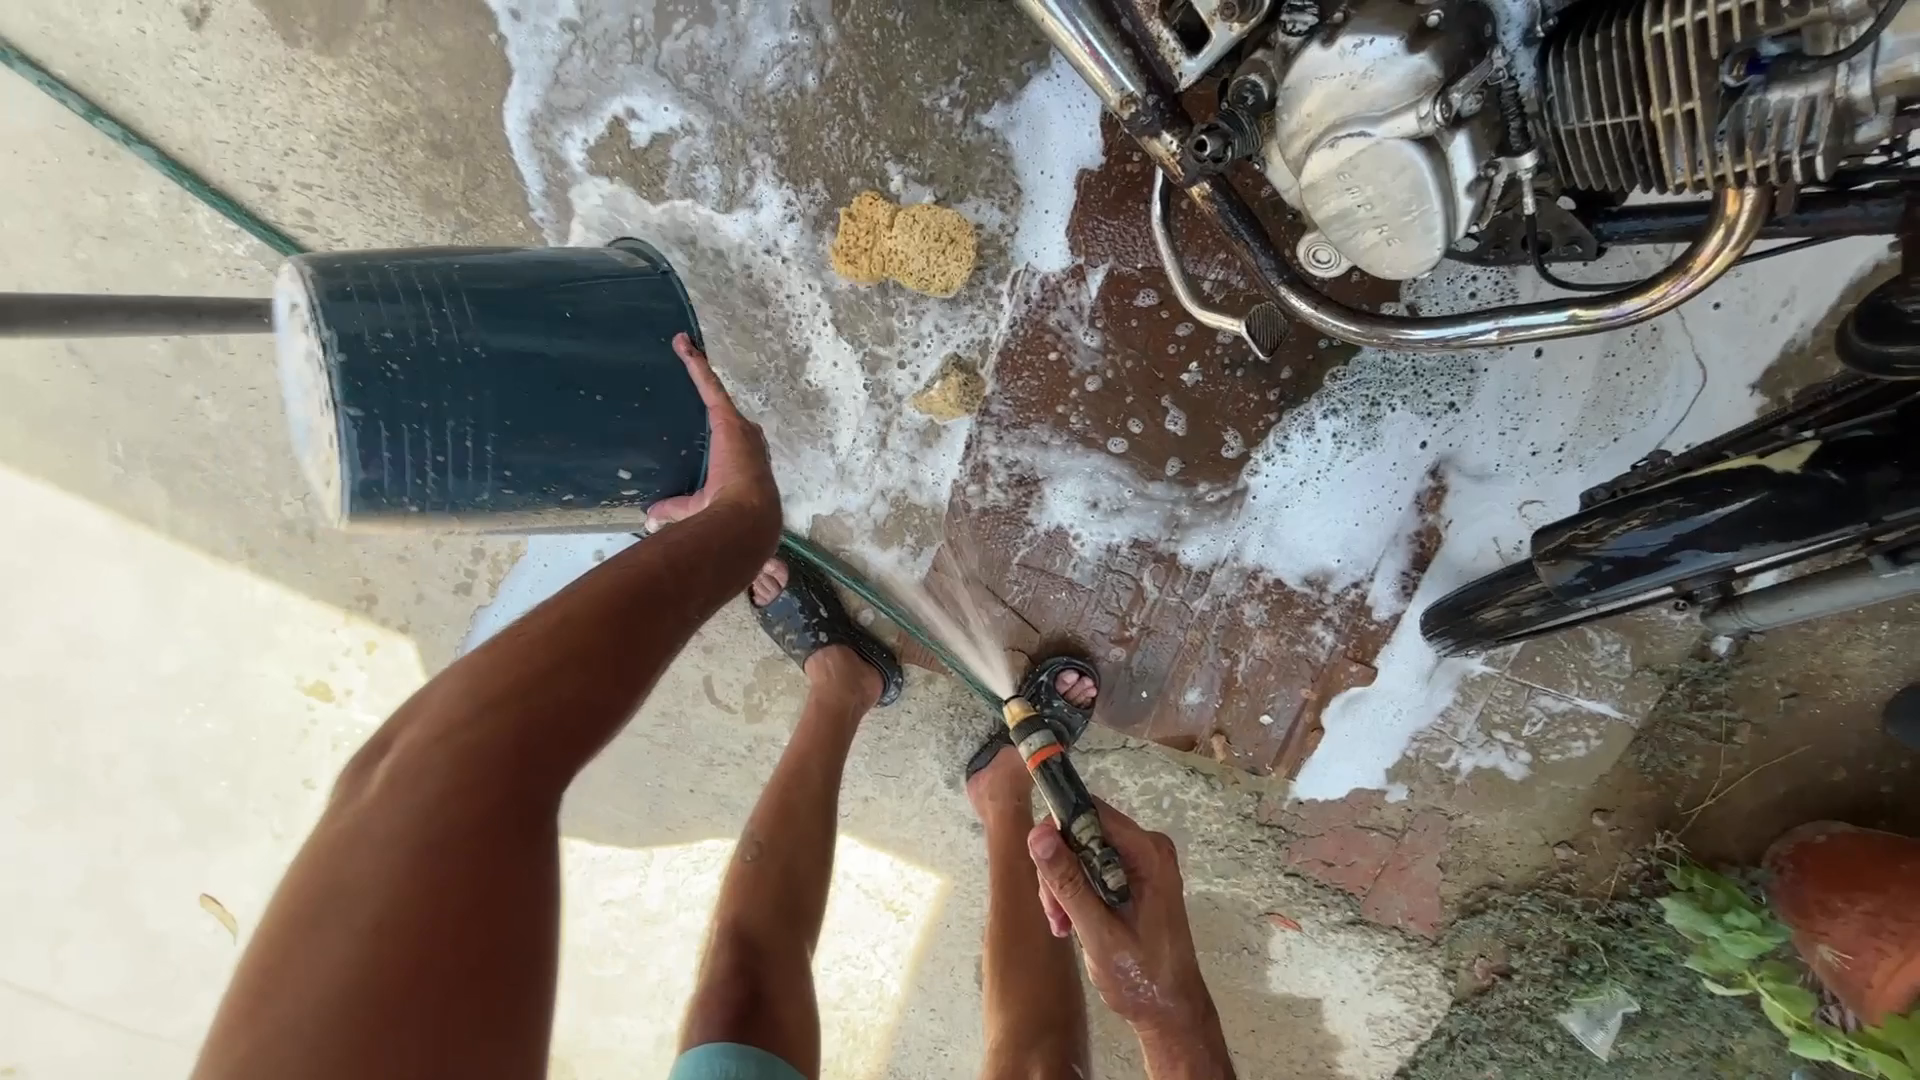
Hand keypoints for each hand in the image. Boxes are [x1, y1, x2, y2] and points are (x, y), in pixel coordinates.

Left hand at [645, 333, 778, 535]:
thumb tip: (650, 518)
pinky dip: (697, 365)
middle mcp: (747, 440)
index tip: (713, 423)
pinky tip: (683, 345)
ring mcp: (739, 427)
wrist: (746, 514)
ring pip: (716, 392)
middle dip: (713, 393)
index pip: (732, 440)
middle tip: (698, 372)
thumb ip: (675, 508)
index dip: (723, 430)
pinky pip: (711, 386)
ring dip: (701, 370)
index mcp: (743, 463)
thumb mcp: (697, 507)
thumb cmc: (729, 513)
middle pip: (727, 411)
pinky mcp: (727, 418)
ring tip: (686, 348)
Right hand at [1027, 801, 1217, 1037]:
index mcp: (1148, 853)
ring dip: (1064, 884)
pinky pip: (1092, 866)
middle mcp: (1147, 848)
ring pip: (1082, 850)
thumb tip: (1037, 834)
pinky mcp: (1134, 877)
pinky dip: (1076, 891)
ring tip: (1061, 923)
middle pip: (1083, 832)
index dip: (1059, 829)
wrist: (1170, 1014)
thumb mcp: (1098, 932)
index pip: (1092, 812)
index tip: (1039, 863)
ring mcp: (1142, 862)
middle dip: (1059, 868)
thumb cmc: (1141, 979)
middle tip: (1053, 911)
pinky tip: (1070, 922)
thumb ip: (1068, 882)